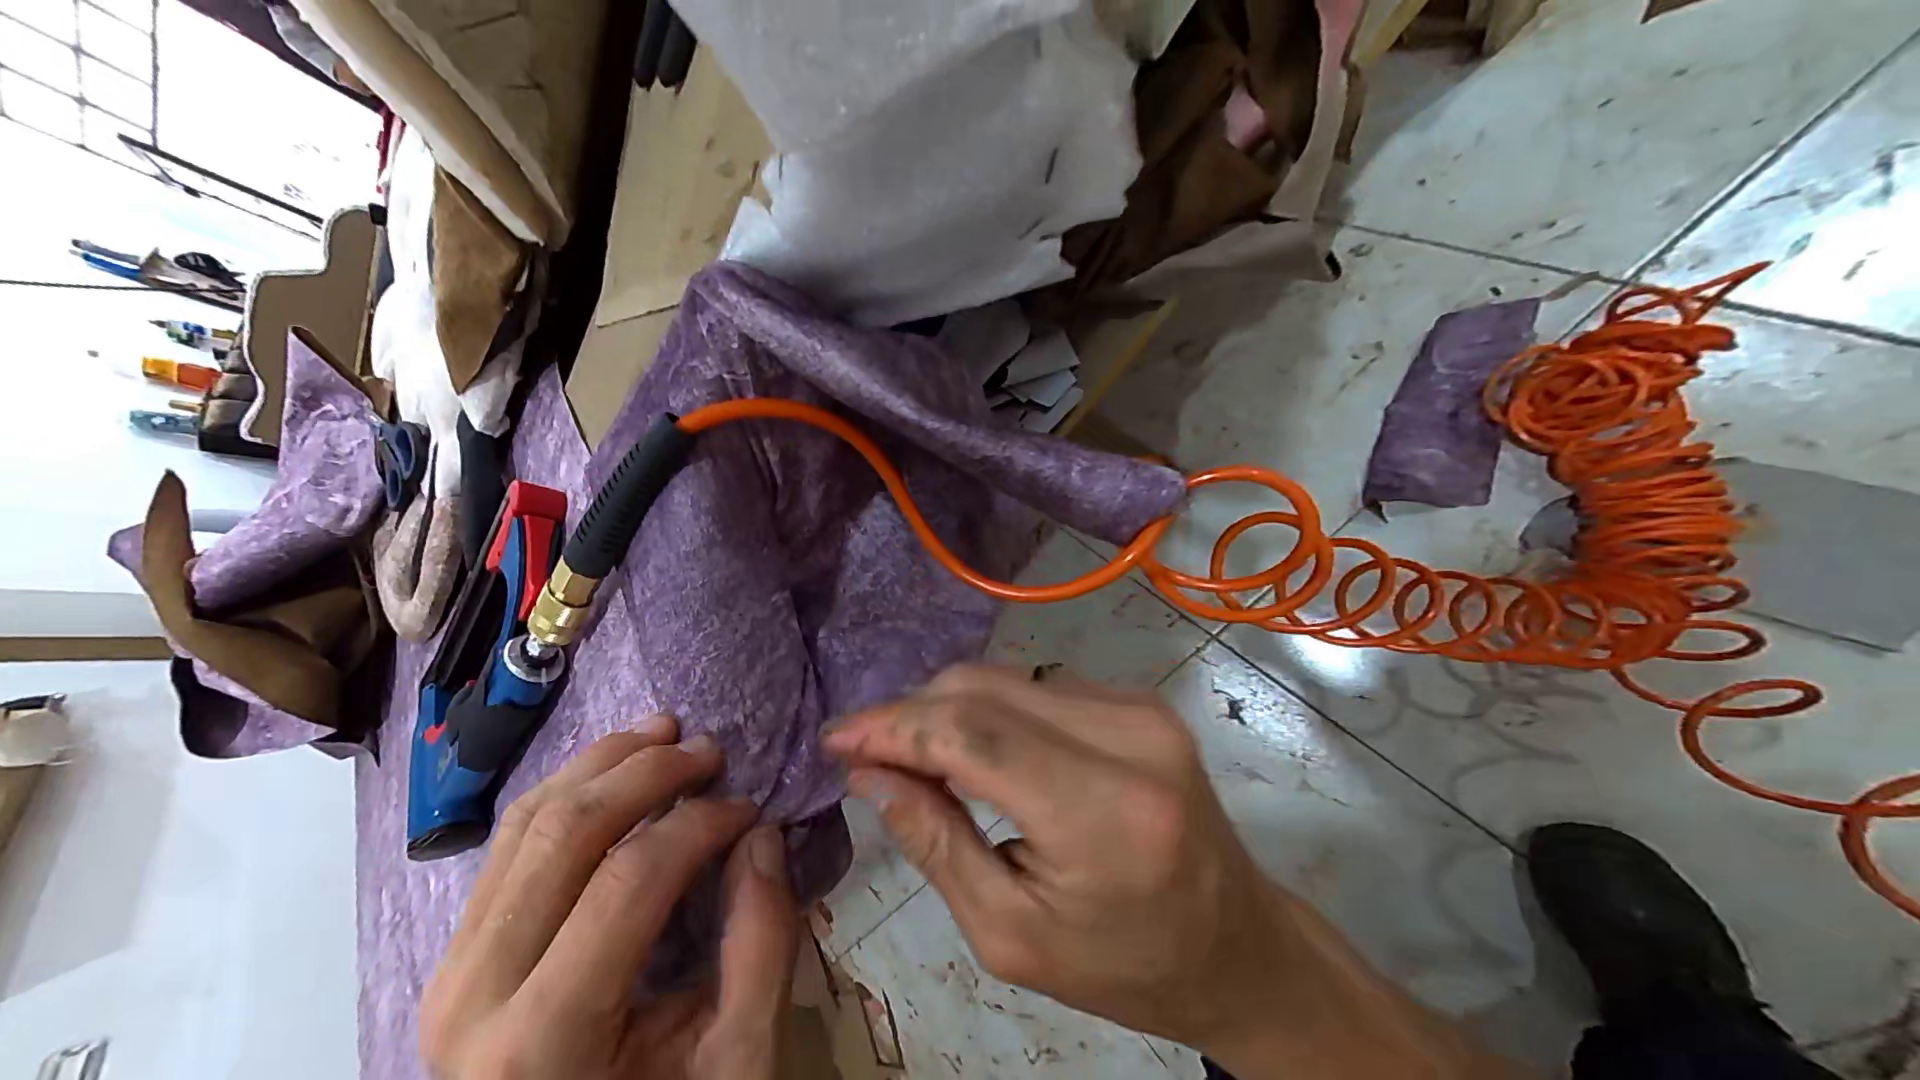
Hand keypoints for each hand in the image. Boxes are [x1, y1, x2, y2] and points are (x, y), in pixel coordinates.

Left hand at [421, 718, 796, 1079]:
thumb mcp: (737, 1059)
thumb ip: (760, 943)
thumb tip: (759, 835)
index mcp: (543, 1040)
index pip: (630, 880)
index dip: (700, 823)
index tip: (751, 808)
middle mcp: (474, 994)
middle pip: (565, 833)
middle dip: (648, 771)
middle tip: (710, 749)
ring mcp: (452, 969)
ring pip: (525, 823)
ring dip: (602, 763)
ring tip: (664, 731)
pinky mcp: (457, 954)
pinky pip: (508, 844)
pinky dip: (568, 789)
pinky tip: (614, 767)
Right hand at [825, 665, 1518, 1079]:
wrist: (1237, 945)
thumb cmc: (1124, 965)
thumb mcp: (1011, 935)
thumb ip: (935, 842)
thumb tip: (869, 771)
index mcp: (1103, 811)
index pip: (973, 736)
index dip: (894, 727)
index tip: (836, 738)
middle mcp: (1128, 736)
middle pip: (985, 690)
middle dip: (912, 712)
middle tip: (865, 750)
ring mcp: (1140, 708)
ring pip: (1007, 677)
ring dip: (947, 707)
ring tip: (912, 753)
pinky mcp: (1140, 700)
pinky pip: (1037, 685)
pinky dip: (989, 707)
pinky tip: (971, 747)